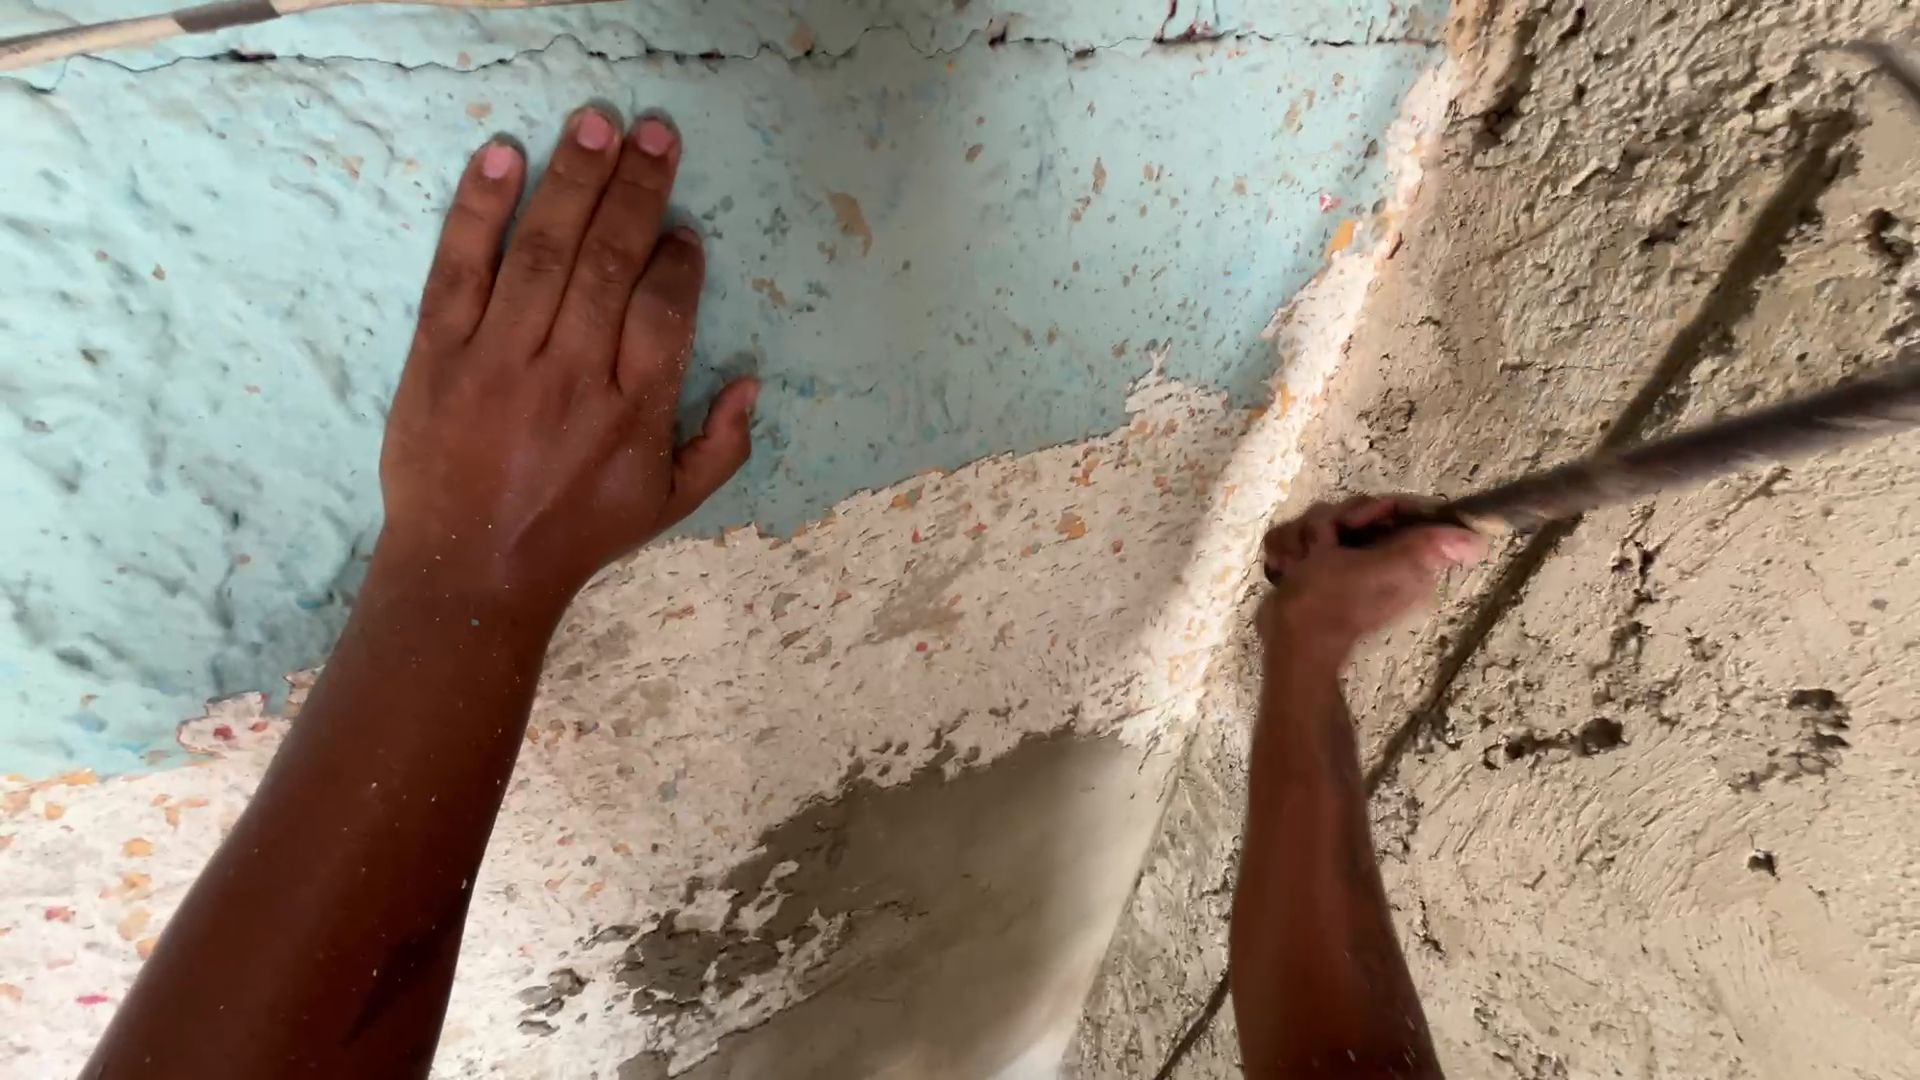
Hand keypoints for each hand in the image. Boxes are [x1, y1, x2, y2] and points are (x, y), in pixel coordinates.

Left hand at [376, 108, 757, 604]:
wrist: (474, 564)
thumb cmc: (584, 530)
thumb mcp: (675, 503)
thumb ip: (724, 446)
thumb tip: (752, 381)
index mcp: (634, 413)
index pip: (664, 314)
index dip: (679, 264)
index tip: (686, 233)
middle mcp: (572, 375)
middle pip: (608, 264)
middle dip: (638, 192)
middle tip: (657, 133)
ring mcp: (498, 358)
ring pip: (542, 251)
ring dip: (573, 180)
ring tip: (598, 122)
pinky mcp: (436, 352)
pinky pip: (458, 269)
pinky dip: (478, 209)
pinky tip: (503, 156)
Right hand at [1258, 495, 1484, 667]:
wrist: (1288, 640)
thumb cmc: (1329, 603)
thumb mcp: (1377, 571)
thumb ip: (1421, 550)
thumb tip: (1479, 542)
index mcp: (1407, 559)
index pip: (1398, 509)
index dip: (1370, 508)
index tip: (1348, 525)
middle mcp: (1381, 557)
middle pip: (1355, 511)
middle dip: (1327, 525)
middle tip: (1319, 548)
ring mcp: (1345, 561)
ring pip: (1322, 522)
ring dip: (1301, 540)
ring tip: (1296, 564)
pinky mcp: (1315, 566)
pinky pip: (1300, 538)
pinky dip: (1287, 551)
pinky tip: (1285, 567)